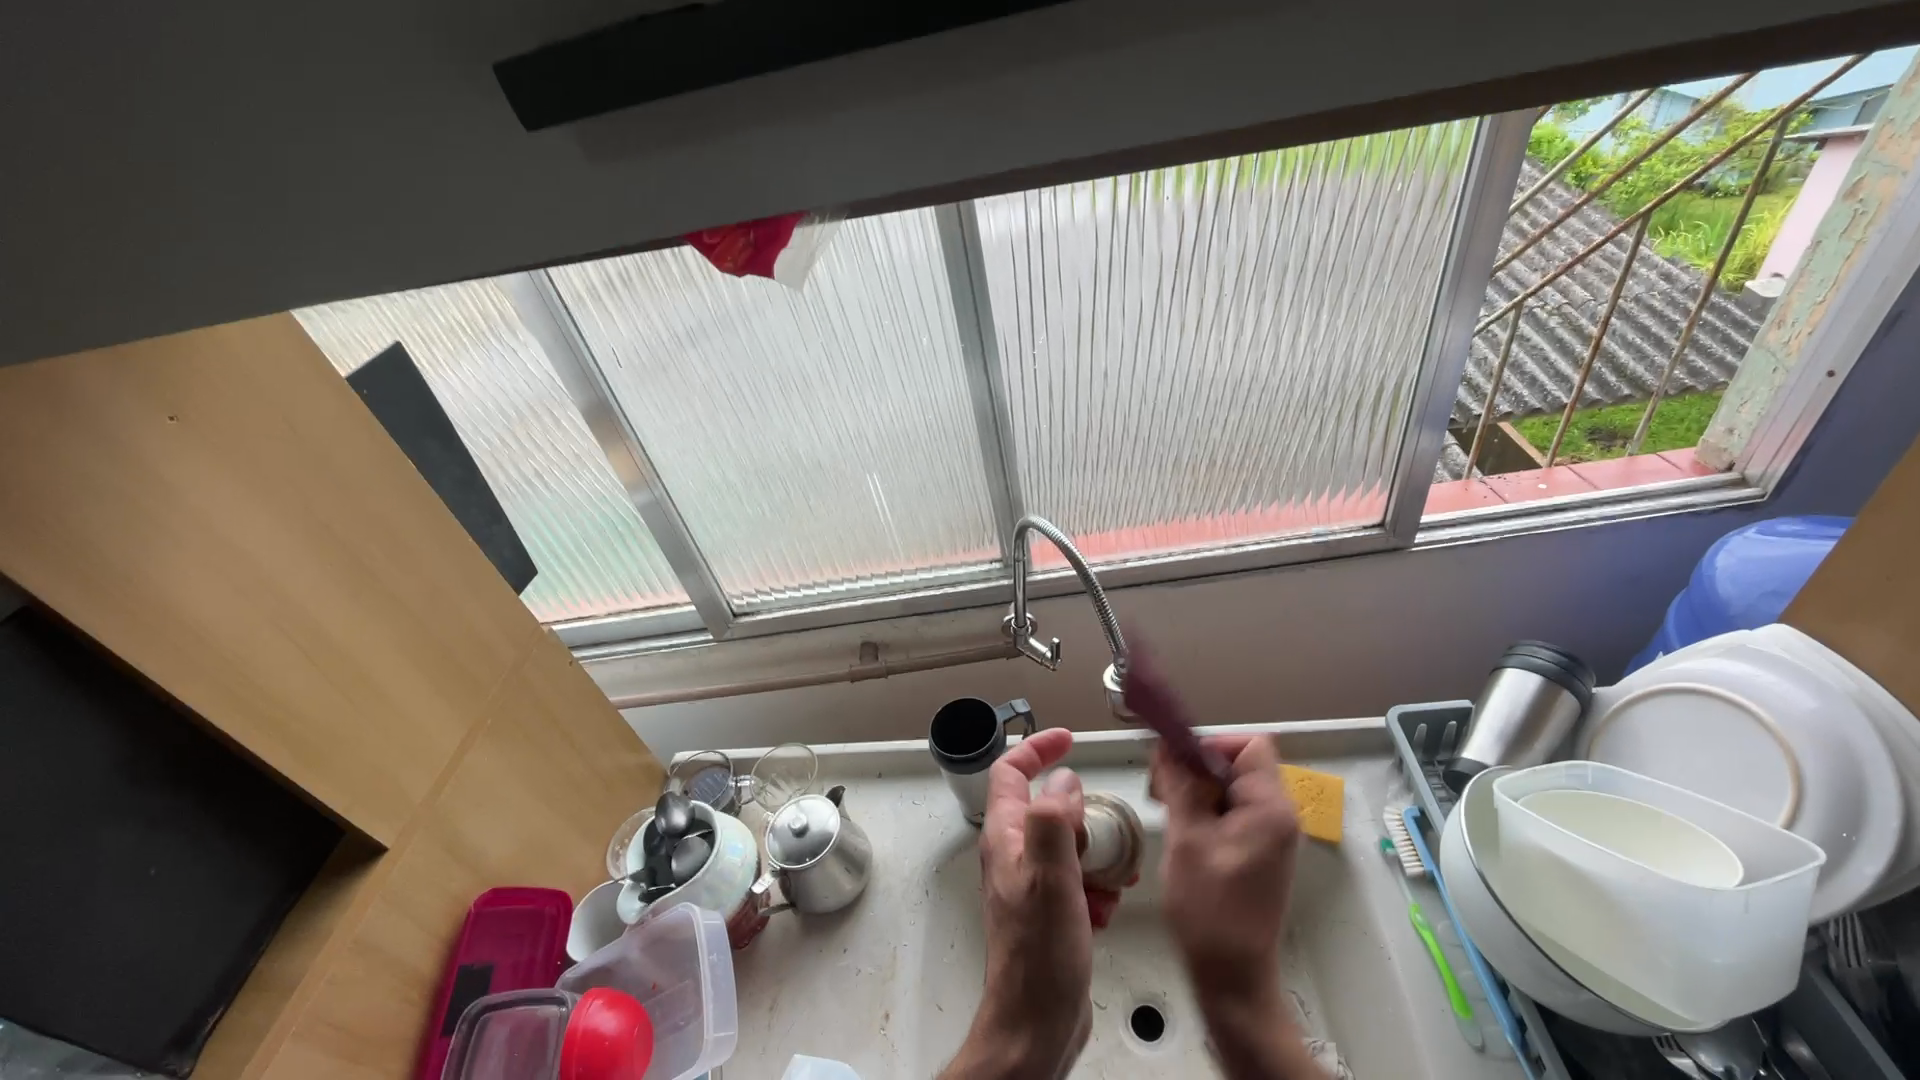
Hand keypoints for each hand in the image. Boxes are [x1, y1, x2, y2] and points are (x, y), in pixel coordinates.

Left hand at [939, 727, 1091, 1079]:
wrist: (1036, 1023)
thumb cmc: (1040, 954)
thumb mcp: (1050, 877)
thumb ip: (1053, 821)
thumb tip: (1064, 782)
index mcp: (1006, 838)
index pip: (1010, 772)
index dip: (1037, 748)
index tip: (1069, 740)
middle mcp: (1014, 855)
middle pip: (1048, 808)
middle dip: (1082, 814)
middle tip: (1105, 832)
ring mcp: (1032, 884)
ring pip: (1069, 845)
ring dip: (1097, 855)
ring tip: (1112, 879)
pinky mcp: (1051, 911)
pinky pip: (1079, 880)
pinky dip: (1098, 887)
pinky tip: (1105, 911)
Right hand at [1153, 733, 1300, 996]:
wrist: (1232, 975)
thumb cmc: (1209, 910)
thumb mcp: (1186, 840)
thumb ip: (1180, 786)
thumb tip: (1167, 746)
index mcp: (1270, 808)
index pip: (1249, 745)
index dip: (1210, 746)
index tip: (1177, 766)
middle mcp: (1279, 815)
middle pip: (1239, 763)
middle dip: (1197, 767)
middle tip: (1163, 790)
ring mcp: (1271, 835)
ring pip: (1232, 787)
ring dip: (1198, 790)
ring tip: (1170, 810)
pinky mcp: (1259, 851)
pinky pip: (1233, 811)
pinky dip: (1206, 811)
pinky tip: (1183, 831)